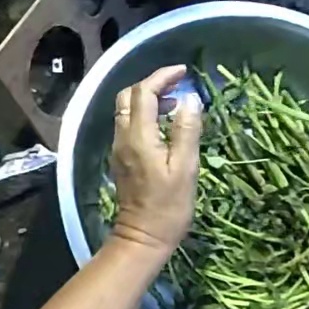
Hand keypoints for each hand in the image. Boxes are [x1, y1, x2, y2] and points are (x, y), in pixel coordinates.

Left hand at [107, 64, 202, 259]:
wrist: (142, 236)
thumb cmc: (168, 206)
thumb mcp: (186, 168)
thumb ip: (186, 130)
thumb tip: (190, 99)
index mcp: (138, 137)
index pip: (143, 93)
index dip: (161, 76)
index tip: (183, 72)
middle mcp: (122, 137)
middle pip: (128, 96)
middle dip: (151, 84)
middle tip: (178, 85)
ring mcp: (119, 148)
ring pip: (125, 110)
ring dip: (147, 99)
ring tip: (175, 103)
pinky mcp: (121, 158)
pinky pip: (128, 125)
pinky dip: (144, 114)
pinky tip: (164, 124)